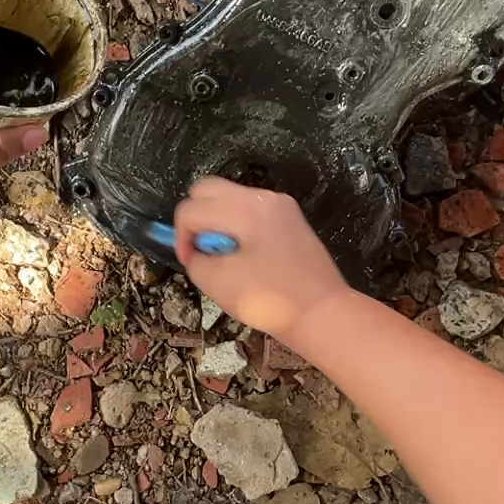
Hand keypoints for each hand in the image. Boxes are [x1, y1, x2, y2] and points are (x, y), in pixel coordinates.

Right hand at [173, 177, 352, 345]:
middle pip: (208, 189)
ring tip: (226, 256)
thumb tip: (198, 250)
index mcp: (244, 209)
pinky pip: (251, 210)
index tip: (190, 262)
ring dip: (217, 222)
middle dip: (196, 219)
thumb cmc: (269, 299)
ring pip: (230, 198)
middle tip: (203, 251)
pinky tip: (246, 256)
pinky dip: (237, 225)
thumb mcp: (217, 283)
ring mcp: (280, 206)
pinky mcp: (290, 219)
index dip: (181, 237)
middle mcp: (262, 197)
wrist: (322, 313)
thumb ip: (195, 259)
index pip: (191, 209)